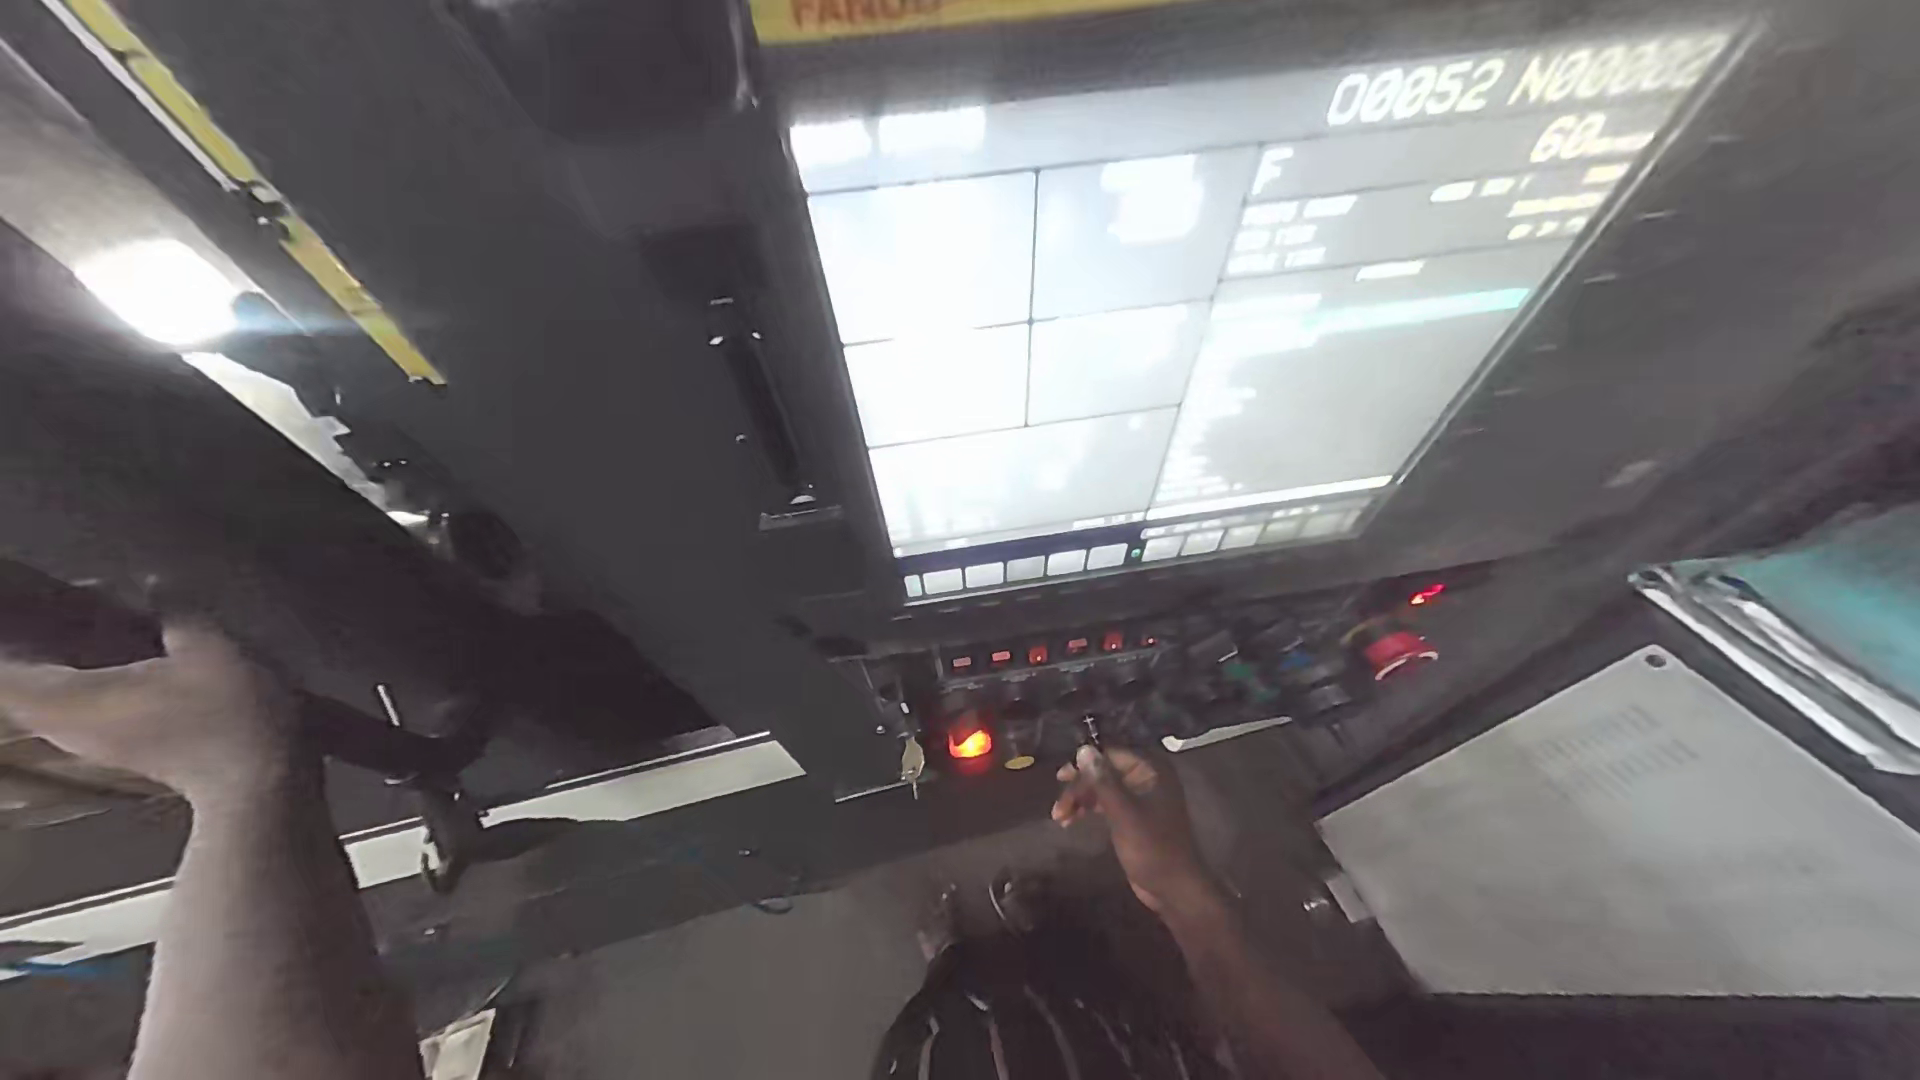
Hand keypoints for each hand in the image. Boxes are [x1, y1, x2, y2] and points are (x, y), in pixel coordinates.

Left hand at [0, 620, 300, 806]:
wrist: (257, 774)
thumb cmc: (228, 710)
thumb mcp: (214, 652)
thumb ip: (180, 615)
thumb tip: (154, 582)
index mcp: (58, 696)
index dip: (10, 627)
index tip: (31, 601)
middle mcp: (52, 721)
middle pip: (18, 678)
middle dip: (40, 642)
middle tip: (74, 608)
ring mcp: (83, 739)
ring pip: (51, 693)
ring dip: (70, 662)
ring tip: (108, 633)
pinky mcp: (115, 748)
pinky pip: (82, 706)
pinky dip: (95, 682)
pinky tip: (134, 667)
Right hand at [1053, 745, 1223, 919]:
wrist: (1174, 891)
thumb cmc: (1153, 849)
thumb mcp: (1124, 814)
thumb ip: (1103, 781)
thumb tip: (1083, 749)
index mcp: (1151, 770)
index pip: (1111, 755)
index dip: (1085, 764)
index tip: (1062, 776)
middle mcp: (1145, 777)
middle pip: (1103, 772)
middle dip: (1079, 787)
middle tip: (1059, 805)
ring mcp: (1138, 797)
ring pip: (1101, 788)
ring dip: (1080, 800)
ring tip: (1059, 817)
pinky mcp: (1131, 815)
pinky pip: (1105, 803)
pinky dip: (1088, 809)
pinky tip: (1069, 820)